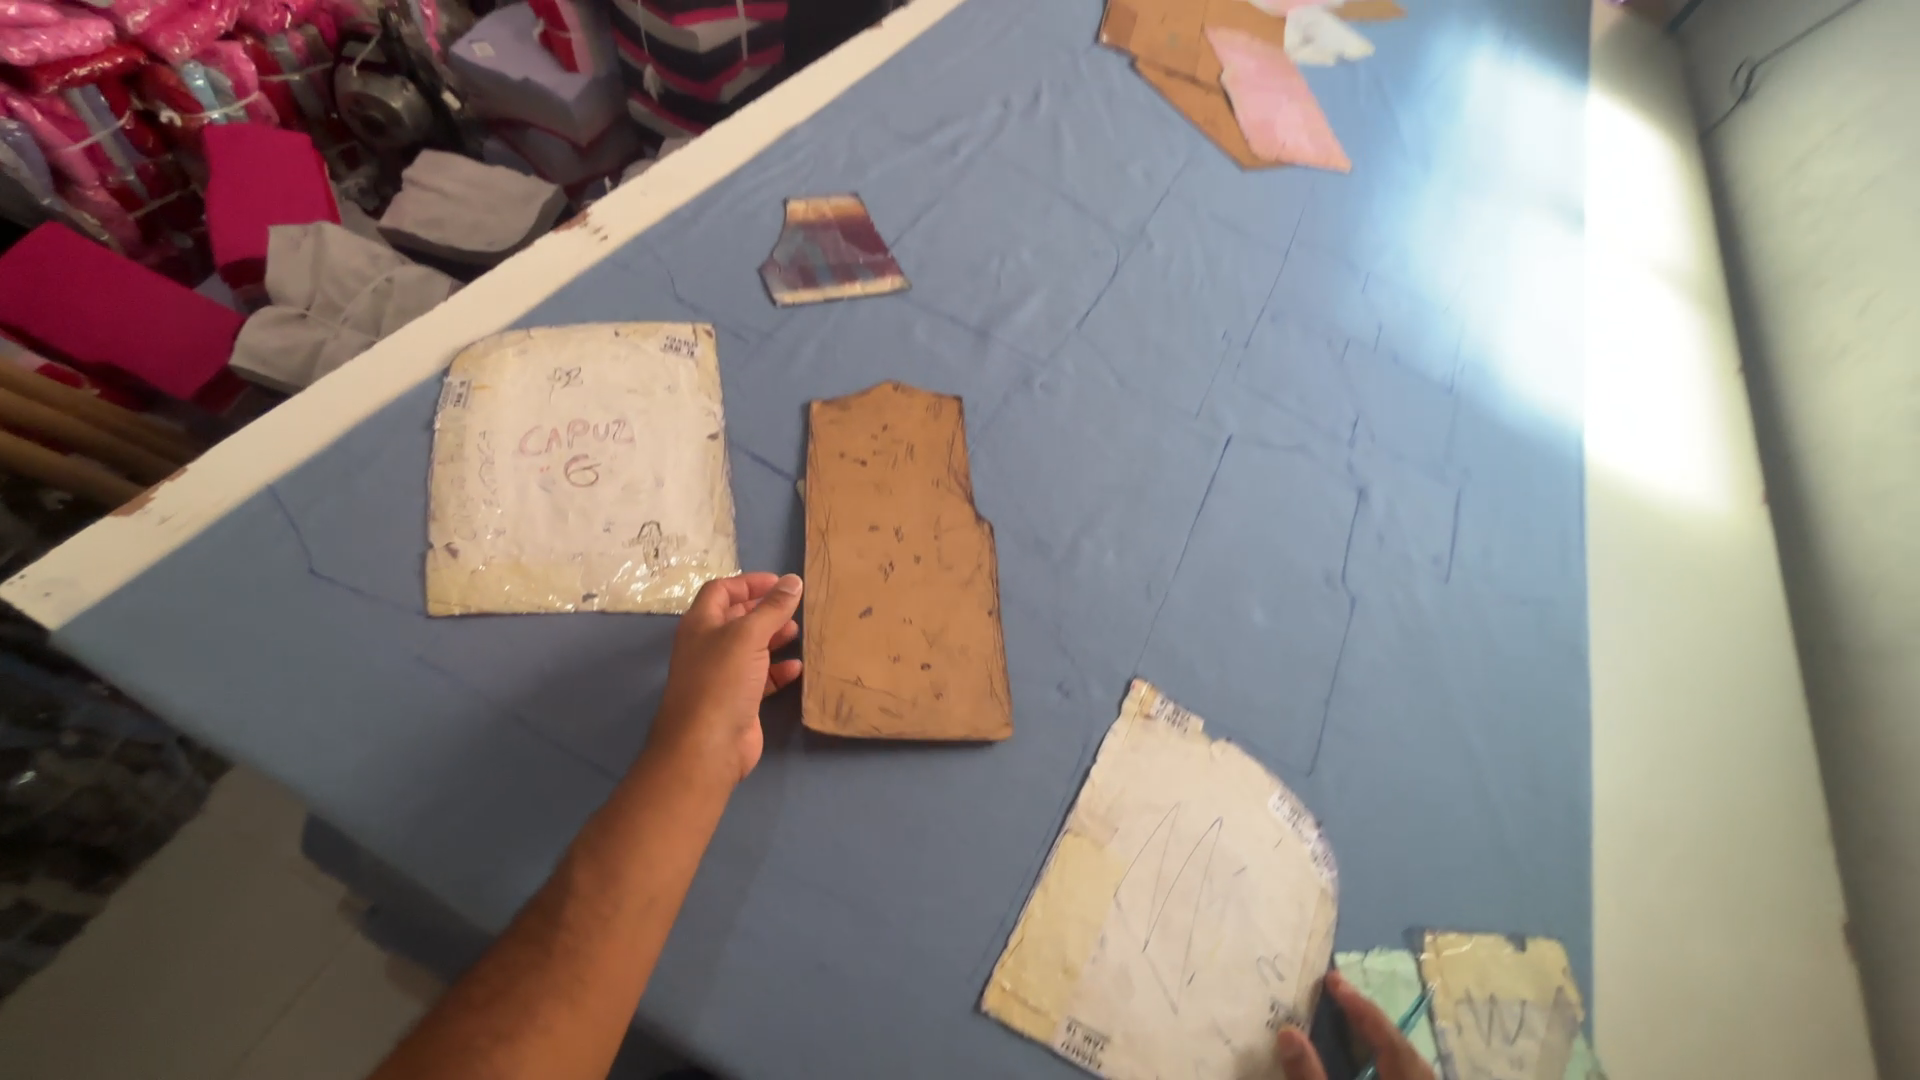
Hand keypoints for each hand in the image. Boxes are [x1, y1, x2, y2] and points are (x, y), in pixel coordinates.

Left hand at [647, 572, 803, 783]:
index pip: (721, 590)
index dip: (748, 583)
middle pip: (737, 618)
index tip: (780, 583)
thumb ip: (772, 607)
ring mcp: (722, 675)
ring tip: (797, 633)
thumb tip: (793, 580)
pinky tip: (796, 669)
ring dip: (774, 639)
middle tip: (794, 609)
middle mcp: (709, 646)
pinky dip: (778, 671)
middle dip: (765, 611)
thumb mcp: (748, 636)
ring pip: (751, 648)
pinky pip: (761, 678)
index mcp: (701, 624)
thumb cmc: (721, 681)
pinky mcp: (738, 700)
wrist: (707, 745)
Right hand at [1277, 971, 1434, 1079]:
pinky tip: (1369, 1058)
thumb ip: (1309, 1076)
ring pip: (1411, 1065)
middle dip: (1372, 1018)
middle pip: (1404, 1049)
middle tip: (1340, 992)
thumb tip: (1287, 1032)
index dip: (1362, 1008)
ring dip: (1381, 1039)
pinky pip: (1408, 1076)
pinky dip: (1388, 1059)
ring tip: (1352, 1017)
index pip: (1389, 1040)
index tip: (1333, 980)